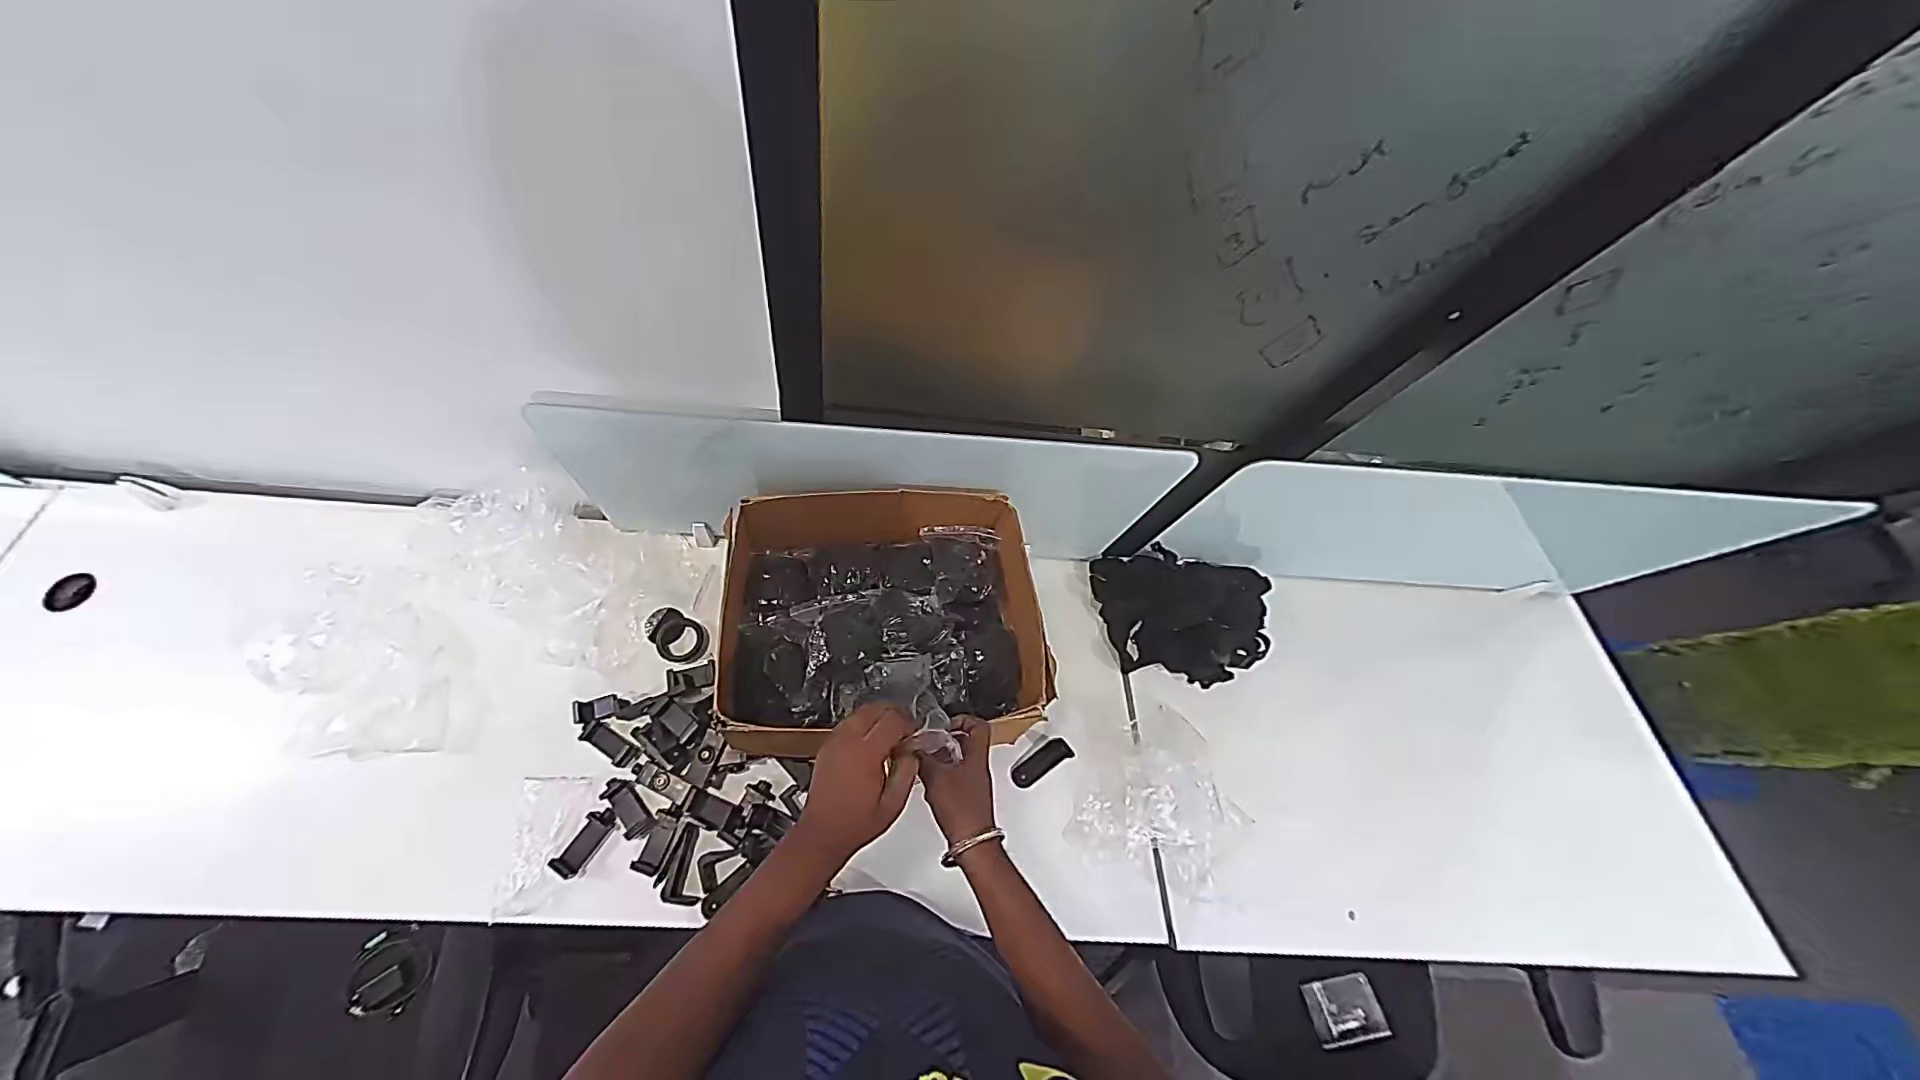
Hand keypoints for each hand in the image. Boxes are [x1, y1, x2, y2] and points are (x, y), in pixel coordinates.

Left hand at [787, 703, 920, 866]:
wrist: (822, 833)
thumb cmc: (853, 823)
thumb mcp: (893, 803)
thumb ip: (908, 771)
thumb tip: (913, 752)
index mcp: (865, 753)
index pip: (892, 720)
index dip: (908, 723)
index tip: (914, 733)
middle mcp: (846, 743)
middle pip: (875, 709)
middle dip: (894, 715)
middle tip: (905, 730)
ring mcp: (834, 743)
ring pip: (860, 713)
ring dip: (878, 719)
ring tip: (889, 737)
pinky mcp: (826, 748)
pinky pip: (848, 725)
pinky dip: (863, 726)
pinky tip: (871, 744)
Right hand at [921, 716, 995, 843]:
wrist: (972, 843)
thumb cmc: (963, 813)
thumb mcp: (936, 778)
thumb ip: (923, 758)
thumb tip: (913, 747)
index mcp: (977, 757)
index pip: (979, 725)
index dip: (962, 719)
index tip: (945, 723)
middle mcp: (979, 768)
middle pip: (967, 741)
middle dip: (947, 738)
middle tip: (931, 740)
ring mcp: (974, 782)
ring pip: (960, 759)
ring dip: (943, 756)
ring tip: (927, 759)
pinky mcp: (968, 796)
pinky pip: (956, 776)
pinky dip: (942, 773)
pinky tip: (930, 782)